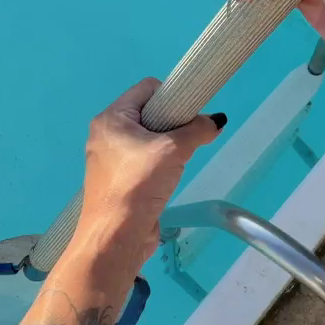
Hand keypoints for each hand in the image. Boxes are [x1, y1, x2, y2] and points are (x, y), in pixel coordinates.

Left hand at [71, 78, 223, 276]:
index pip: (148, 88)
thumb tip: (217, 121)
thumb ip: (198, 130)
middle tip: (190, 138)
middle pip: (149, 112)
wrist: (116, 236)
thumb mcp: (174, 150)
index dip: (174, 95)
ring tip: (181, 160)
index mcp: (111, 118)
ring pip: (148, 138)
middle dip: (174, 122)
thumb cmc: (139, 184)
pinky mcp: (118, 180)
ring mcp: (110, 159)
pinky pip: (144, 159)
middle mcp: (106, 134)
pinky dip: (161, 162)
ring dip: (169, 145)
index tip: (192, 114)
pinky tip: (170, 177)